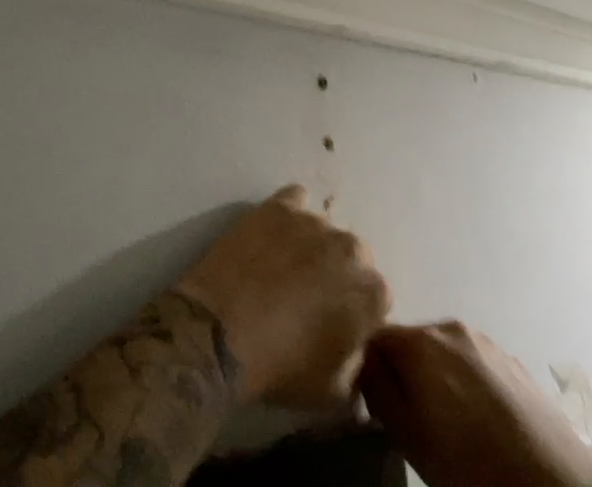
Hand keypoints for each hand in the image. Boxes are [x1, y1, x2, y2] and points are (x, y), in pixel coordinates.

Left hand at [174, 185, 391, 407]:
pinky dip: (289, 214)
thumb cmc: (280, 367)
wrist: (217, 335)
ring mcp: (313, 222)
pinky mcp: (278, 206)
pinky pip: (294, 200)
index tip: (331, 326)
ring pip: (322, 232)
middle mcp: (352, 249)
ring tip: (280, 270)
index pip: (375, 299)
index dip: (353, 314)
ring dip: (311, 247)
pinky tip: (273, 233)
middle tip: (305, 298)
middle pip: (352, 259)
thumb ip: (359, 365)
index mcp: (372, 292)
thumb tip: (357, 349)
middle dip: (335, 276)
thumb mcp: (334, 391)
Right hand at [359, 322, 591, 486]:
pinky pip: (473, 363)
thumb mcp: (406, 433)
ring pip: (443, 352)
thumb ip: (377, 388)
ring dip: (436, 377)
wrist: (550, 479)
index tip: (377, 402)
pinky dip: (466, 383)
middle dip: (404, 371)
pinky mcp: (512, 361)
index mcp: (420, 340)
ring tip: (448, 422)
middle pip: (410, 341)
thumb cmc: (467, 460)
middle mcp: (452, 328)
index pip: (375, 338)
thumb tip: (368, 361)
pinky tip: (478, 420)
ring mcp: (486, 342)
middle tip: (412, 416)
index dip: (370, 369)